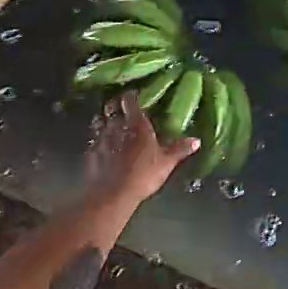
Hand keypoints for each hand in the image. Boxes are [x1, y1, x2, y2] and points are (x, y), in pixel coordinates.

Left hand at [84, 91, 198, 206]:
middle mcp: (116, 128)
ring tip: (110, 122)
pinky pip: (94, 140)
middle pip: (111, 109)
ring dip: (105, 120)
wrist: (111, 195)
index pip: (130, 102)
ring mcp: (101, 140)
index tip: (134, 93)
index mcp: (137, 125)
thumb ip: (180, 149)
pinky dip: (98, 139)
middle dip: (115, 105)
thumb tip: (196, 140)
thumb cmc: (143, 174)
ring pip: (100, 123)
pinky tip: (103, 145)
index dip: (131, 96)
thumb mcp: (167, 162)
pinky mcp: (90, 154)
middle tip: (120, 105)